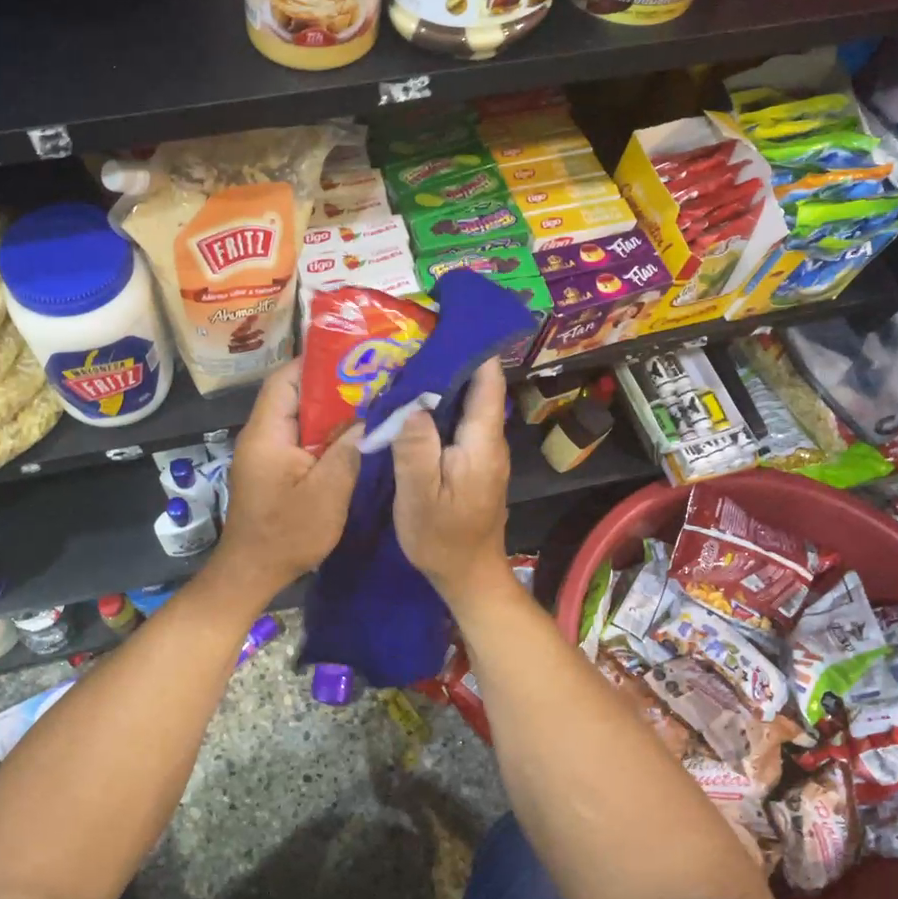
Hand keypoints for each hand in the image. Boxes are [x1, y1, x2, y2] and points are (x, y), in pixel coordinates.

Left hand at [216, 360, 362, 593]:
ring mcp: (264, 454)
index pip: (285, 379)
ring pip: (299, 419)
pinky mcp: (272, 471)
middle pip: (293, 396)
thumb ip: (348, 451)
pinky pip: (298, 440)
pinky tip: (351, 438)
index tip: (352, 356)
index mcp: (267, 433)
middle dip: (330, 386)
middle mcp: (260, 436)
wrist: (252, 573)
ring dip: (330, 412)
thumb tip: (368, 420)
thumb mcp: (327, 492)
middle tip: (371, 378)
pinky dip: (323, 435)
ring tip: (368, 402)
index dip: (316, 363)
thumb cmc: (287, 533)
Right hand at [392, 358, 510, 601]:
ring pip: (467, 405)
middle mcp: (491, 441)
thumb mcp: (419, 496)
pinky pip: (460, 423)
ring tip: (406, 363)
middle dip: (450, 360)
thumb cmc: (442, 539)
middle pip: (478, 388)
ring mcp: (485, 452)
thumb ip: (415, 448)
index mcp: (482, 442)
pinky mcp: (475, 463)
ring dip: (443, 383)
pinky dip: (440, 407)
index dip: (473, 348)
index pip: (487, 382)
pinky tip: (412, 405)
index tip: (445, 322)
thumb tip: (411, 403)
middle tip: (412, 338)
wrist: (468, 576)